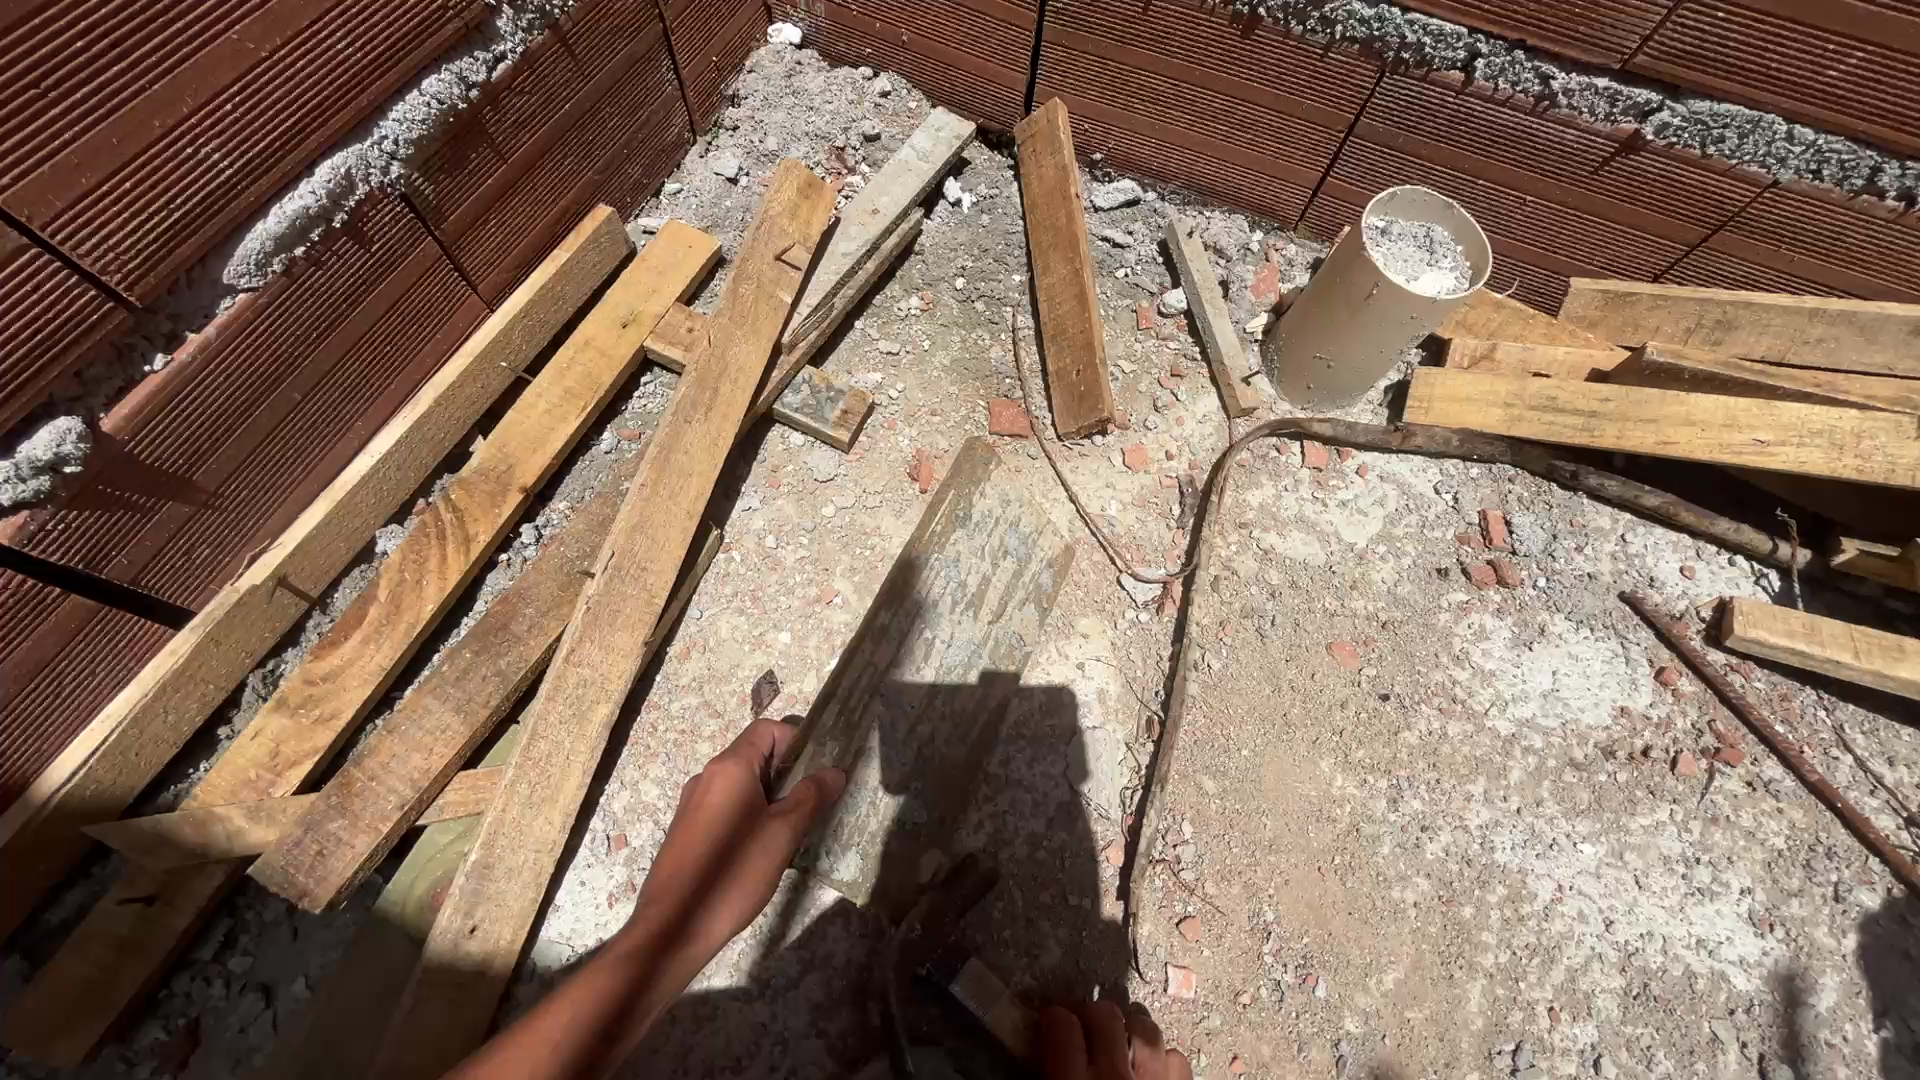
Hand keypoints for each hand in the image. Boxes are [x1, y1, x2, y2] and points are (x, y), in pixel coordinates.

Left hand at [624, 717, 846, 961]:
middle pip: (754, 754)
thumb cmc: (733, 871)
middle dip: (787, 771)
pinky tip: (760, 848)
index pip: (766, 729)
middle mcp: (706, 777)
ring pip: (741, 783)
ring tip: (789, 829)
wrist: (673, 928)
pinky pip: (725, 805)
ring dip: (769, 795)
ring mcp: (692, 803)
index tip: (816, 771)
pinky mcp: (687, 829)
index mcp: (729, 768)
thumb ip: (811, 796)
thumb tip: (835, 771)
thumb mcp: (783, 833)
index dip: (796, 740)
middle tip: (810, 803)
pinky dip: (749, 812)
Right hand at [1038, 1001, 1191, 1079]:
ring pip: (1145, 1029)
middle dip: (1092, 1016)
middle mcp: (1115, 1075)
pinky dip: (1164, 1059)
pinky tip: (1153, 1069)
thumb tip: (1037, 1049)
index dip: (1054, 1019)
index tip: (1051, 1024)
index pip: (1060, 1024)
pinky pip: (1177, 1058)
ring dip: (1131, 1030)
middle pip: (1104, 1014)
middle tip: (1085, 1029)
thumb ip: (1047, 1071)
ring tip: (1122, 1041)